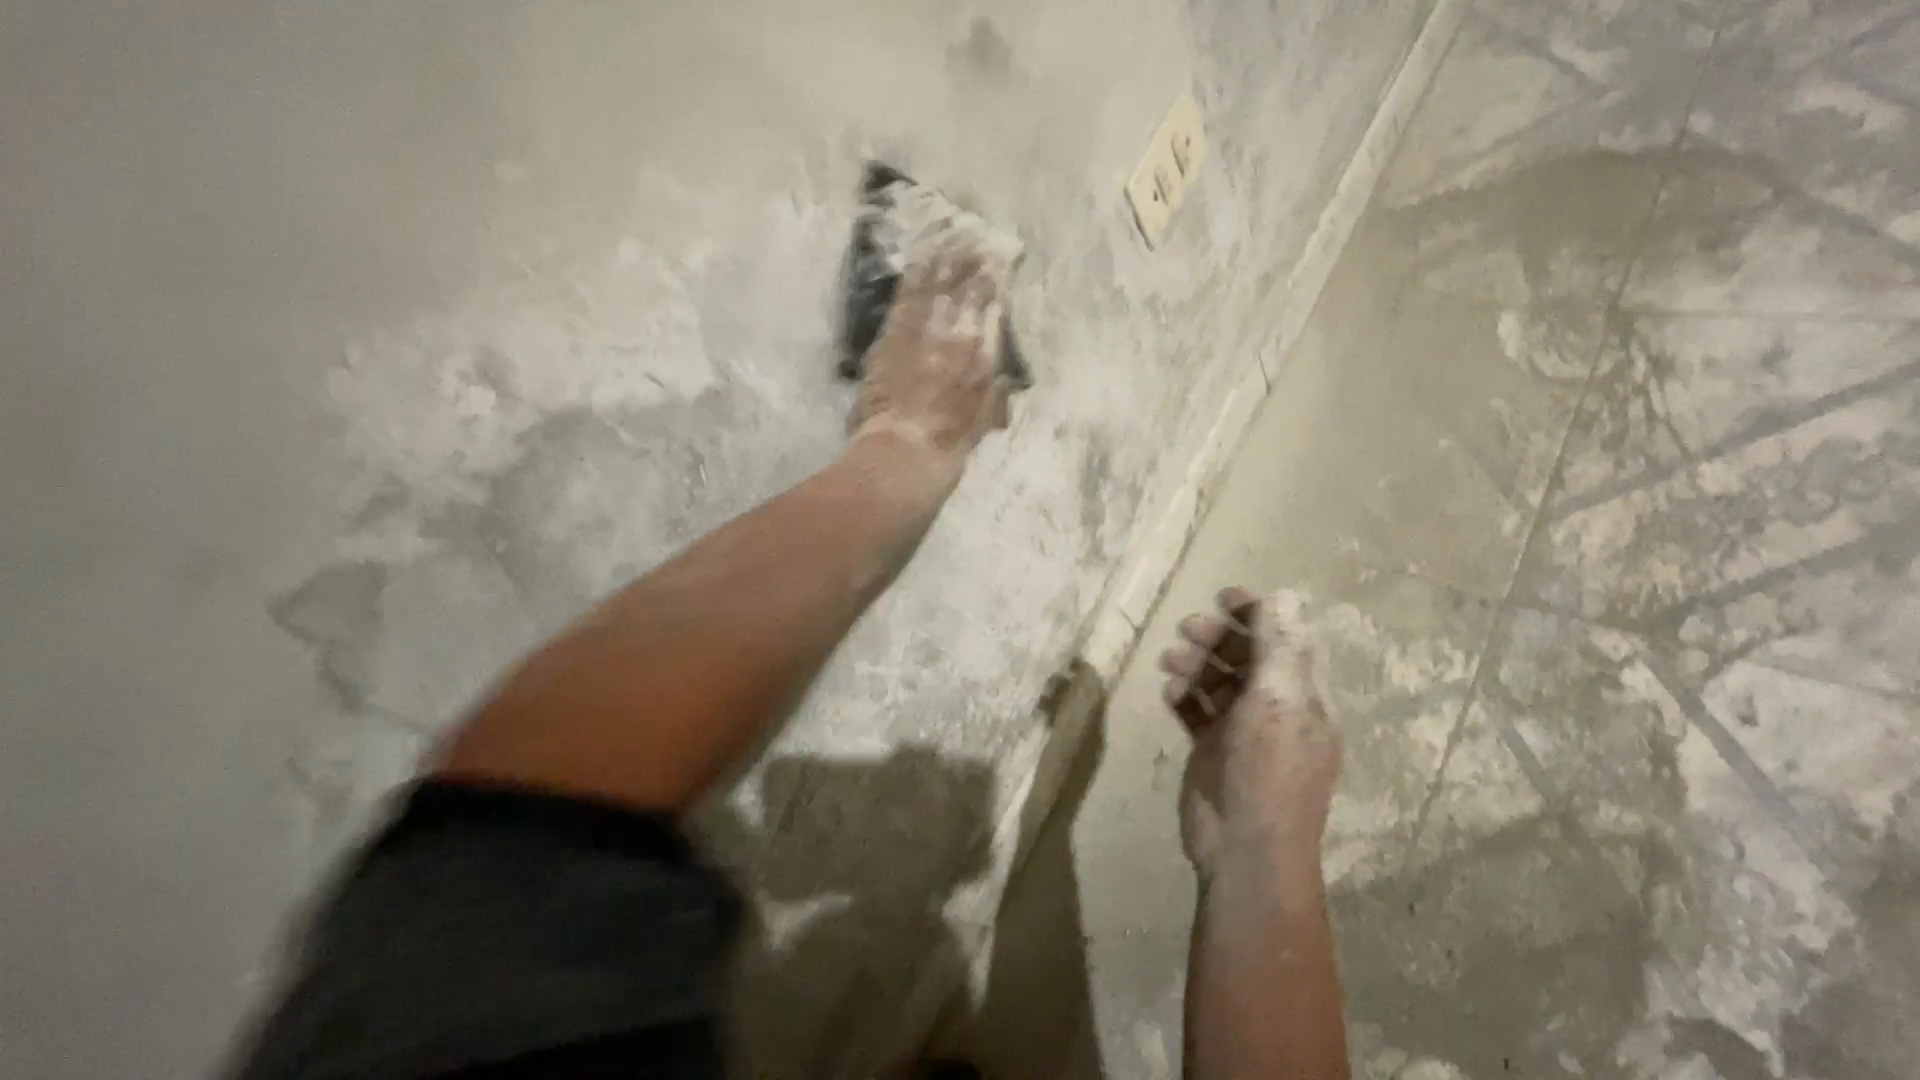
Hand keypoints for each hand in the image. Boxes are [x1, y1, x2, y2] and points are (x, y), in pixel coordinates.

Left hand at [850, 239, 1012, 466]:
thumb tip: (999, 379)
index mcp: (984, 356)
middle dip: (973, 259)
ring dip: (945, 257)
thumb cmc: (948, 446)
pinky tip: (920, 256)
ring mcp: (923, 330)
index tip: (1002, 257)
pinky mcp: (892, 334)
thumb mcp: (984, 420)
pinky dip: (915, 274)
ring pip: (937, 283)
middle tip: (977, 237)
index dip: (998, 278)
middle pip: (967, 286)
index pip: (994, 305)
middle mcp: (958, 335)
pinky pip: (906, 295)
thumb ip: (993, 393)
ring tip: (951, 234)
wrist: (904, 452)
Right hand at [1161, 588, 1342, 876]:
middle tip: (1187, 628)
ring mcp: (1242, 732)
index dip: (1259, 614)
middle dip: (1219, 636)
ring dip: (1196, 663)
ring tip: (1171, 660)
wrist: (1245, 849)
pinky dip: (1183, 696)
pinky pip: (1196, 711)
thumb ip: (1279, 648)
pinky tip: (1169, 692)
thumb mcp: (1279, 702)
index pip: (1286, 641)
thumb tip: (1285, 596)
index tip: (1224, 595)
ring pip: (1218, 682)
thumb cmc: (1269, 771)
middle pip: (1247, 658)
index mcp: (1304, 697)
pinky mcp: (1211, 751)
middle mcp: (1275, 709)